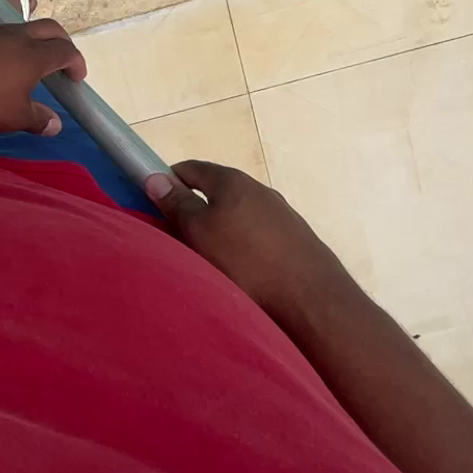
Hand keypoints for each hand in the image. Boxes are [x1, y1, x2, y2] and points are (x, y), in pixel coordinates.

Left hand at [0, 20, 86, 135]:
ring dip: (32, 42)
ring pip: (21, 29)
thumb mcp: (12, 117)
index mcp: (32, 54)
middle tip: (62, 61)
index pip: (65, 50)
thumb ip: (37, 119)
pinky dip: (7, 45)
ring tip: (28, 64)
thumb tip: (55, 124)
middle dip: (61, 41)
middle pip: (48, 28)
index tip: (76, 78)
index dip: (76, 62)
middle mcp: (14, 36)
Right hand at [145, 160, 358, 316]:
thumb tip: (156, 177)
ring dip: (223, 228)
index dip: (170, 181)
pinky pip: (260, 235)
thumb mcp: (198, 231)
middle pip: (217, 191)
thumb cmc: (246, 262)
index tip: (157, 203)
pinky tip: (244, 270)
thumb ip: (176, 203)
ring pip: (240, 214)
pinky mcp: (300, 242)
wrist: (317, 304)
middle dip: (196, 207)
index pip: (191, 168)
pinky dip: (246, 246)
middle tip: (181, 234)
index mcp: (233, 181)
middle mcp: (261, 190)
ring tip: (213, 257)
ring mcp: (285, 216)